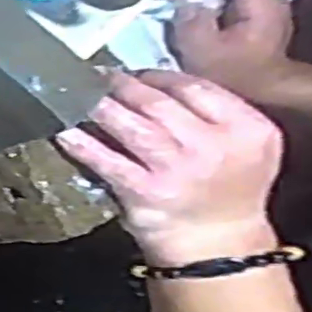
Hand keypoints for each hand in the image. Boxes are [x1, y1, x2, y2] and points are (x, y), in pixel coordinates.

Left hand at [56, 72, 284, 265]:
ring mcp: (179, 168)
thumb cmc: (223, 188)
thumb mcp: (239, 146)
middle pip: (160, 104)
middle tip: (96, 78)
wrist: (216, 239)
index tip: (133, 72)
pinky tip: (63, 132)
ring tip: (77, 96)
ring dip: (102, 108)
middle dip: (123, 88)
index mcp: (248, 128)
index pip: (198, 89)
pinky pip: (107, 160)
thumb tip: (154, 86)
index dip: (158, 77)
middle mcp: (216, 145)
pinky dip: (82, 144)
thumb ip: (209, 117)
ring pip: (133, 127)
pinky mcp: (145, 189)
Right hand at [168, 0, 306, 101]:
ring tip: (180, 9)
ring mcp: (266, 8)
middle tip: (174, 1)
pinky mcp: (256, 17)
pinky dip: (210, 4)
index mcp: (263, 4)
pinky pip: (232, 0)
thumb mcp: (202, 50)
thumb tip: (182, 5)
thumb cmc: (231, 72)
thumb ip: (191, 24)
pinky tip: (194, 18)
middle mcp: (271, 0)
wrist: (261, 89)